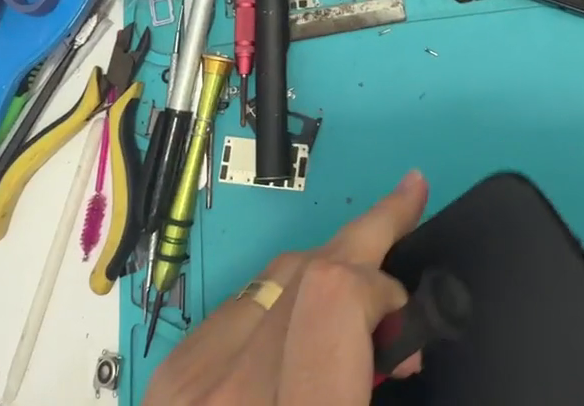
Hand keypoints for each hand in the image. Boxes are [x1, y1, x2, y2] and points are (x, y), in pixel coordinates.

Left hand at [146, 170, 428, 404]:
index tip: (412, 307)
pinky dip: (286, 296)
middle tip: (409, 198)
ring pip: (275, 275)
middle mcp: (231, 394)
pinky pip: (243, 303)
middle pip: (306, 270)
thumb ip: (384, 390)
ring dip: (329, 266)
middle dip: (370, 233)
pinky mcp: (171, 378)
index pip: (332, 294)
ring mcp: (190, 382)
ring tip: (367, 271)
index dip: (385, 282)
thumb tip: (405, 346)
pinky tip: (308, 311)